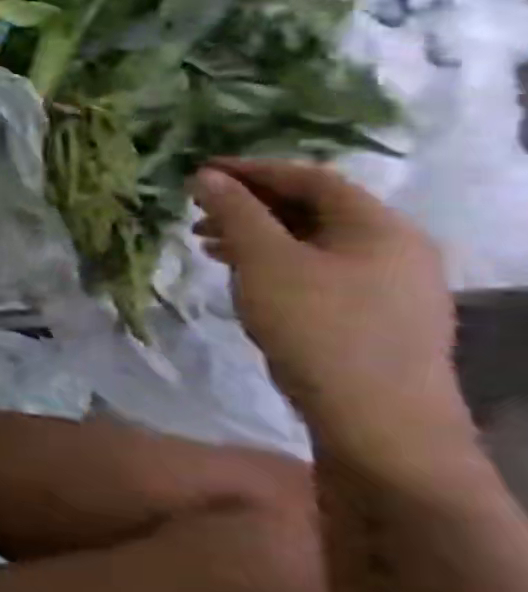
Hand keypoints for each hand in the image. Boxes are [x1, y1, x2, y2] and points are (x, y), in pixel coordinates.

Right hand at [190, 158, 469, 460]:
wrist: (378, 421)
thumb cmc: (318, 325)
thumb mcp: (264, 259)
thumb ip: (235, 210)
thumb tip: (207, 175)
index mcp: (380, 228)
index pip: (310, 178)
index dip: (250, 170)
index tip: (198, 172)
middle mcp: (396, 249)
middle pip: (313, 208)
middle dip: (248, 204)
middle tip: (196, 208)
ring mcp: (391, 285)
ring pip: (311, 240)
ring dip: (256, 233)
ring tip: (206, 242)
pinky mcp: (376, 314)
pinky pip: (318, 268)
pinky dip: (274, 260)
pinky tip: (240, 272)